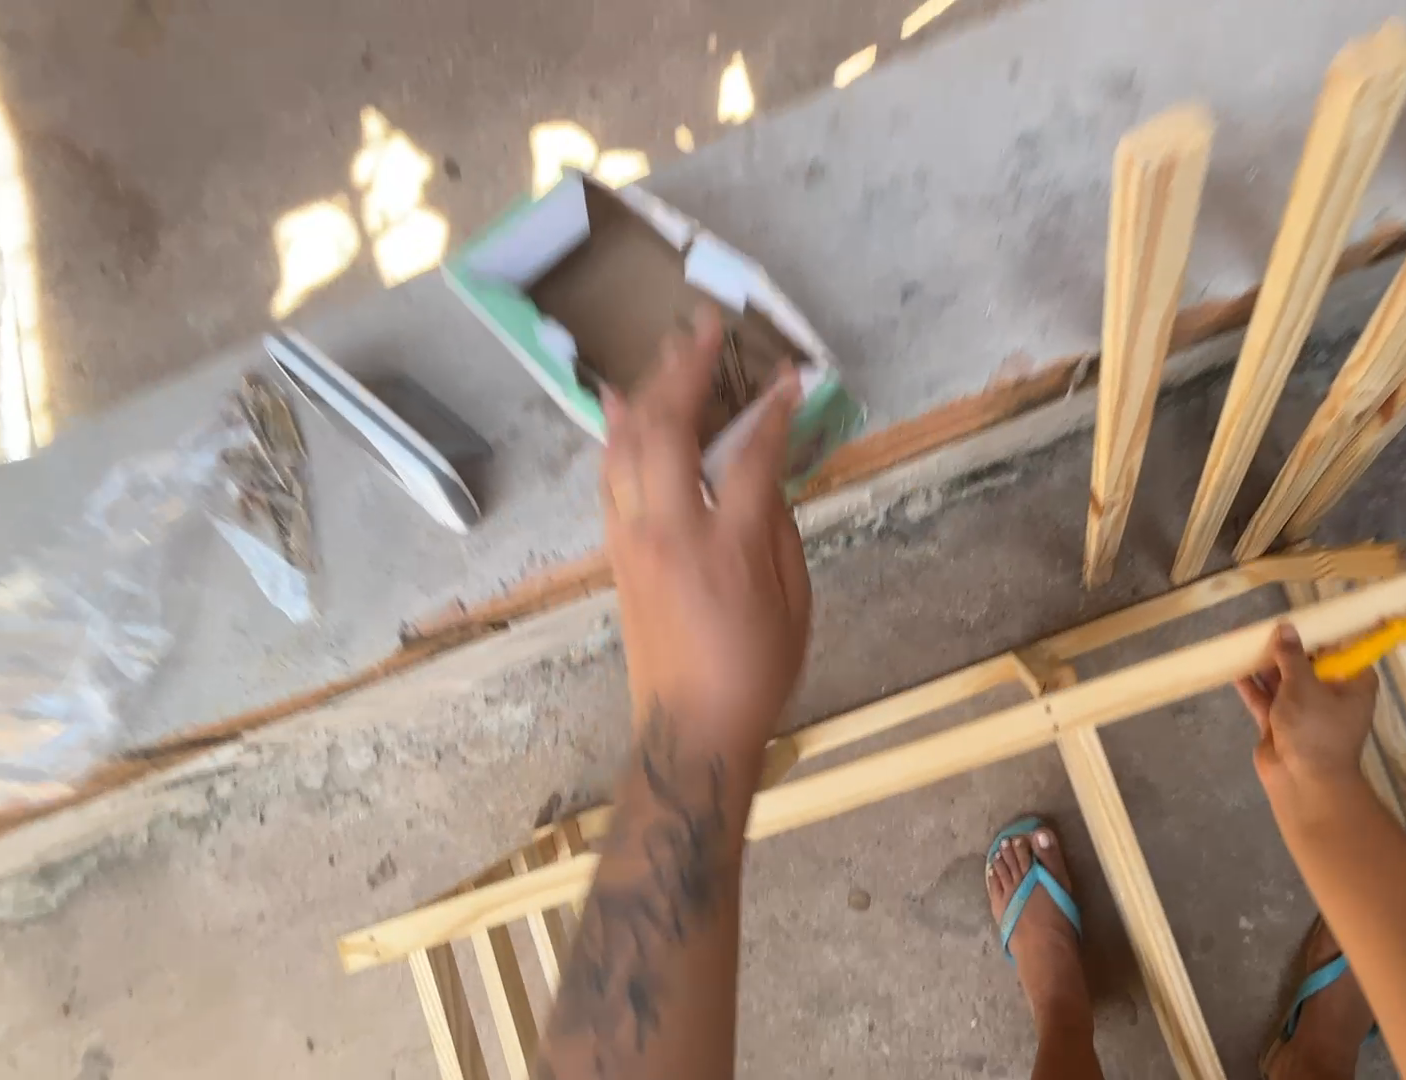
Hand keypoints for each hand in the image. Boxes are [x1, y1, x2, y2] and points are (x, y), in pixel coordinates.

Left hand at [599, 304, 810, 755]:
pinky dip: (616, 431)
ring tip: (663, 352)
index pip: (752, 453)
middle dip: (686, 369)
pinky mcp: (614, 551)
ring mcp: (632, 539)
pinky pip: (610, 475)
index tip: (788, 375)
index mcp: (730, 545)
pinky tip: (619, 404)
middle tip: (703, 326)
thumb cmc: (758, 668)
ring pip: (625, 444)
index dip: (773, 408)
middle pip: (669, 428)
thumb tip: (766, 474)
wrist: (691, 726)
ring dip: (646, 389)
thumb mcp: (795, 599)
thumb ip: (780, 527)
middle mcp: (670, 529)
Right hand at [1235, 624, 1377, 811]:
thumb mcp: (1303, 685)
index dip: (1324, 636)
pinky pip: (1265, 698)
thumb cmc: (1315, 729)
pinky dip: (1252, 685)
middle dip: (1286, 648)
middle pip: (1307, 664)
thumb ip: (1292, 655)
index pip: (1343, 652)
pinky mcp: (1279, 723)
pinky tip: (1235, 668)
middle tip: (1265, 626)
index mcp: (1351, 686)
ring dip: (1264, 664)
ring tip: (1243, 640)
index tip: (1305, 619)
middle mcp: (1330, 696)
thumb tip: (1286, 627)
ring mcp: (1303, 711)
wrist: (1301, 781)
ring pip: (1283, 680)